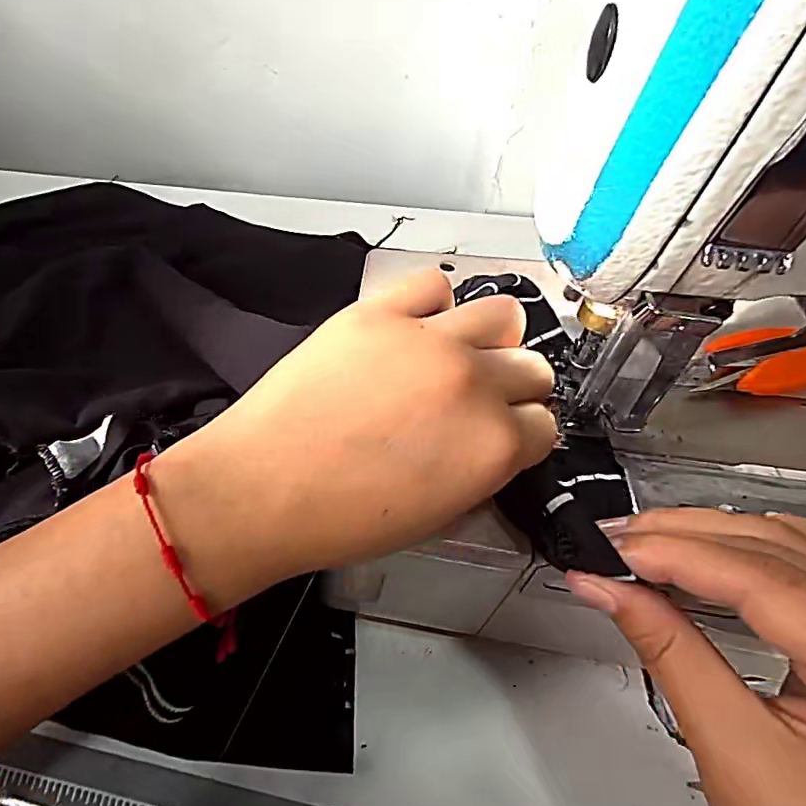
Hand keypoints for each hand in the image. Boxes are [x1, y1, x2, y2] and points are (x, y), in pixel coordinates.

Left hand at [156, 270, 555, 605]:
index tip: (501, 436)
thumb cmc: (342, 520)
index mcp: (493, 447)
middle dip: (513, 390)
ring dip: (489, 340)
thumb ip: (480, 474)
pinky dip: (433, 307)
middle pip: (531, 368)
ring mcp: (427, 340)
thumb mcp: (435, 517)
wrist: (261, 489)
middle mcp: (473, 385)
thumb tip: (493, 445)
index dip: (522, 435)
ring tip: (455, 357)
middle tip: (476, 402)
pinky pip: (432, 285)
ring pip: (500, 315)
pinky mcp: (379, 313)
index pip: (544, 426)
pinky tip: (413, 332)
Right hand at [569, 509, 805, 805]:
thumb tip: (607, 589)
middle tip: (627, 533)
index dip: (688, 556)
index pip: (783, 585)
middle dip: (709, 538)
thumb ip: (673, 657)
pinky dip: (779, 577)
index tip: (617, 545)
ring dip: (744, 545)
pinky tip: (732, 571)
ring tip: (668, 538)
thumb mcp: (740, 762)